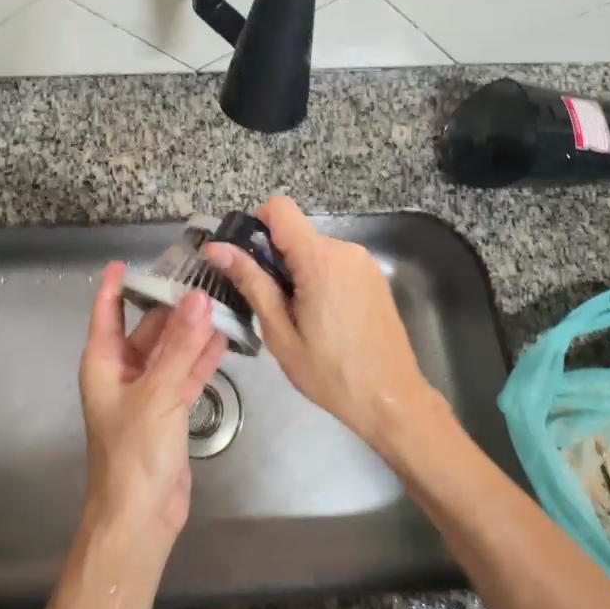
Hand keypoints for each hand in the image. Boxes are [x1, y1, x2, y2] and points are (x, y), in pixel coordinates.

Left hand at [77, 261, 225, 538]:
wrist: (139, 517)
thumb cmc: (134, 452)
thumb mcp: (157, 394)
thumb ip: (180, 346)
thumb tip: (198, 299)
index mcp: (104, 362)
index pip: (108, 311)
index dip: (116, 284)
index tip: (130, 259)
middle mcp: (123, 372)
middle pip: (147, 327)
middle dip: (171, 305)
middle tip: (201, 276)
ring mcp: (147, 392)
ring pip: (170, 350)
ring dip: (192, 331)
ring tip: (220, 301)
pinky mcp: (168, 411)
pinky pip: (184, 374)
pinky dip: (201, 359)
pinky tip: (224, 339)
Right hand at [203, 197, 434, 443]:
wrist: (391, 400)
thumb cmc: (330, 373)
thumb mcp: (280, 332)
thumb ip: (251, 282)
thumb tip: (217, 248)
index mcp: (319, 259)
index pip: (280, 208)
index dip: (256, 224)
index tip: (248, 259)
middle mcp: (345, 250)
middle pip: (296, 233)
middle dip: (277, 259)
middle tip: (271, 304)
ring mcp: (364, 262)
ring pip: (315, 250)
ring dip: (299, 272)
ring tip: (299, 317)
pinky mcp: (375, 276)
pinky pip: (335, 263)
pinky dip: (321, 279)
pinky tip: (324, 318)